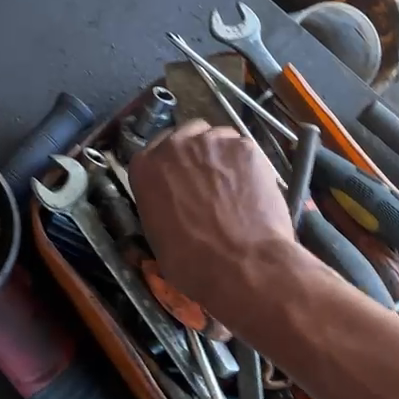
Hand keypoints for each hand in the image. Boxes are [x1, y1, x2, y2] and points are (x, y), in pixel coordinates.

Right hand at [128, 121, 296, 323]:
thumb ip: (160, 202)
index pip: (155, 150)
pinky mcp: (244, 147)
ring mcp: (210, 142)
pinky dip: (248, 163)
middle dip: (197, 151)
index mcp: (144, 167)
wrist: (241, 264)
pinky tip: (254, 186)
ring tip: (235, 181)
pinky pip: (244, 148)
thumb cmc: (191, 261)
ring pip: (217, 136)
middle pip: (186, 134)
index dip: (171, 162)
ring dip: (223, 154)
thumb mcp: (156, 232)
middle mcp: (173, 146)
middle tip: (209, 176)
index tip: (181, 175)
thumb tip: (174, 204)